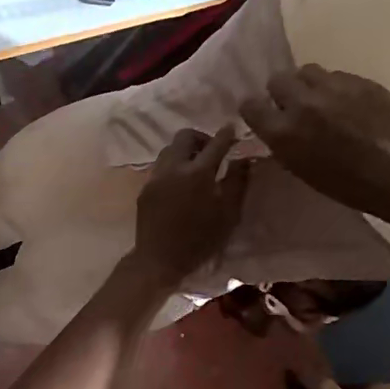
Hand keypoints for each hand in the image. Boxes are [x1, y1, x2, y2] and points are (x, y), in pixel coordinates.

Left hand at [128, 126, 250, 284]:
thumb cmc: (200, 240)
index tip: (233, 129)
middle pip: (185, 136)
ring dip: (185, 151)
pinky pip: (161, 166)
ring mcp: (155, 176)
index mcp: (198, 173)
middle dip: (201, 138)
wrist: (159, 260)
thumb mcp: (228, 214)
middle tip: (213, 152)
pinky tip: (181, 184)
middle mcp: (173, 167)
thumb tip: (244, 159)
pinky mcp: (145, 187)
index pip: (215, 143)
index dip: (226, 134)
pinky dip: (173, 166)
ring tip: (196, 168)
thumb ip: (237, 182)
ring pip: (170, 149)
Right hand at [239, 65, 389, 217]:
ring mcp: (333, 87)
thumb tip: (279, 129)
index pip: (250, 105)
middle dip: (282, 92)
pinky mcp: (361, 81)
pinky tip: (351, 104)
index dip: (255, 109)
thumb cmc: (350, 186)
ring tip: (323, 100)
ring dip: (309, 84)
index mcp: (284, 131)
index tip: (264, 116)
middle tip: (295, 107)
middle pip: (277, 80)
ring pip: (307, 71)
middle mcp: (303, 103)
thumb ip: (286, 144)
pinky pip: (337, 75)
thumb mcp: (304, 171)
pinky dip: (337, 87)